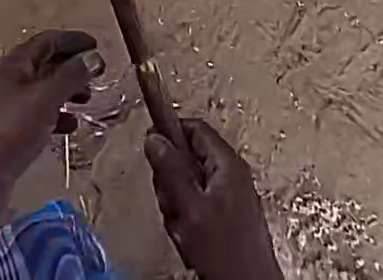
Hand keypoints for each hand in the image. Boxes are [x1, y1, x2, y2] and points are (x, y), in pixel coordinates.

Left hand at [0, 30, 100, 193]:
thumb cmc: (13, 127)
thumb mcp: (46, 97)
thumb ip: (71, 76)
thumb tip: (95, 56)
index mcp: (18, 63)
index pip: (47, 41)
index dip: (71, 40)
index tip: (95, 45)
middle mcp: (14, 79)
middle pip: (47, 63)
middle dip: (72, 65)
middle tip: (97, 72)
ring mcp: (13, 105)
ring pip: (46, 89)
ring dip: (68, 89)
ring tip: (88, 97)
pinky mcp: (15, 130)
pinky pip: (42, 114)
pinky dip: (58, 115)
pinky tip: (71, 126)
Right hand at [145, 118, 282, 279]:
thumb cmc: (226, 253)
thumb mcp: (190, 207)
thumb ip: (170, 170)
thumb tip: (153, 139)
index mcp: (228, 165)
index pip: (194, 128)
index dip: (170, 132)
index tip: (151, 146)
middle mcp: (231, 176)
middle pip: (188, 157)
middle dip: (171, 178)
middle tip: (171, 201)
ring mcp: (229, 198)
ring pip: (188, 183)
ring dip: (176, 203)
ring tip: (182, 225)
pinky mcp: (226, 219)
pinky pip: (195, 205)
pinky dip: (186, 218)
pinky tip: (189, 238)